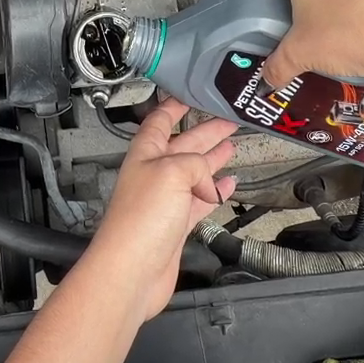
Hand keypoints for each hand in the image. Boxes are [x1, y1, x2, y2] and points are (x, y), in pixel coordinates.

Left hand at [86, 99, 237, 318]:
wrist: (133, 269)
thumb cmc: (140, 219)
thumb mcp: (172, 173)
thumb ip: (195, 164)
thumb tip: (210, 178)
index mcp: (146, 150)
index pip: (162, 118)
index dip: (176, 105)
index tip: (191, 93)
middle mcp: (155, 171)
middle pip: (184, 143)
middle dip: (205, 130)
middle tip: (227, 120)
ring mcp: (165, 198)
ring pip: (194, 171)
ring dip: (213, 158)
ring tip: (231, 145)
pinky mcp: (176, 223)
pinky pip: (200, 199)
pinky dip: (216, 190)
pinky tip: (229, 184)